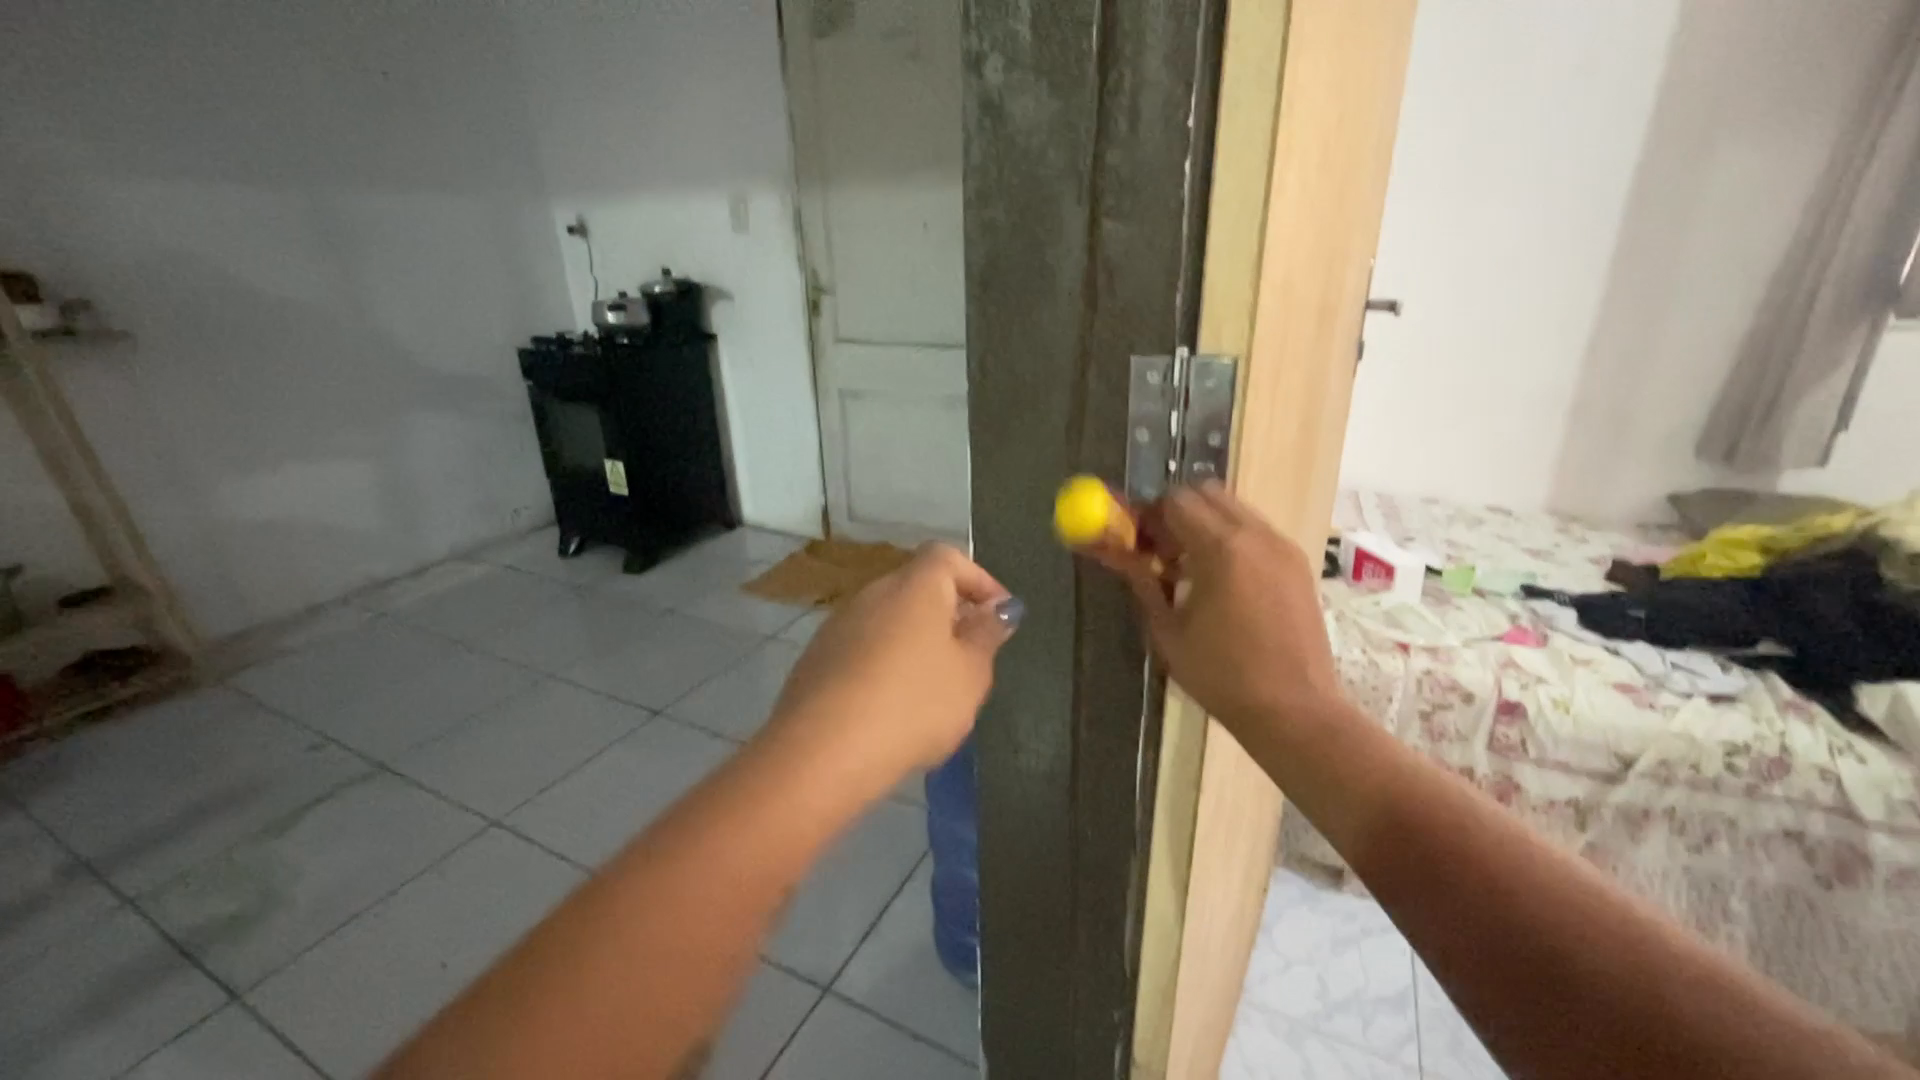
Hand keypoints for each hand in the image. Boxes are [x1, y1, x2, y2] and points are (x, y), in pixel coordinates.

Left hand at [768, 543, 1016, 779]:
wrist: (823, 750)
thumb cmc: (914, 705)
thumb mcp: (970, 675)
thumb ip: (986, 636)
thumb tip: (998, 609)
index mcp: (914, 586)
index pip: (947, 557)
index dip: (979, 580)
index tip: (999, 617)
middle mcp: (872, 593)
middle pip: (916, 587)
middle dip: (948, 613)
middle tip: (972, 654)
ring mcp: (838, 626)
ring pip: (888, 620)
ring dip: (915, 641)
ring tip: (935, 686)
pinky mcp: (816, 660)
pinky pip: (863, 648)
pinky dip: (885, 663)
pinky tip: (893, 705)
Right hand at [1095, 482, 1341, 737]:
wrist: (1295, 710)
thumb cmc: (1222, 676)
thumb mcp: (1168, 630)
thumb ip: (1141, 580)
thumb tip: (1112, 550)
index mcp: (1222, 549)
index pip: (1175, 500)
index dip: (1147, 515)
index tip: (1133, 541)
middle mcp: (1256, 535)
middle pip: (1206, 492)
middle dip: (1176, 512)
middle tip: (1159, 550)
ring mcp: (1282, 547)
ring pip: (1233, 509)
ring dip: (1204, 524)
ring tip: (1189, 570)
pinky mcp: (1297, 563)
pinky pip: (1255, 531)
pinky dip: (1230, 540)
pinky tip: (1220, 584)